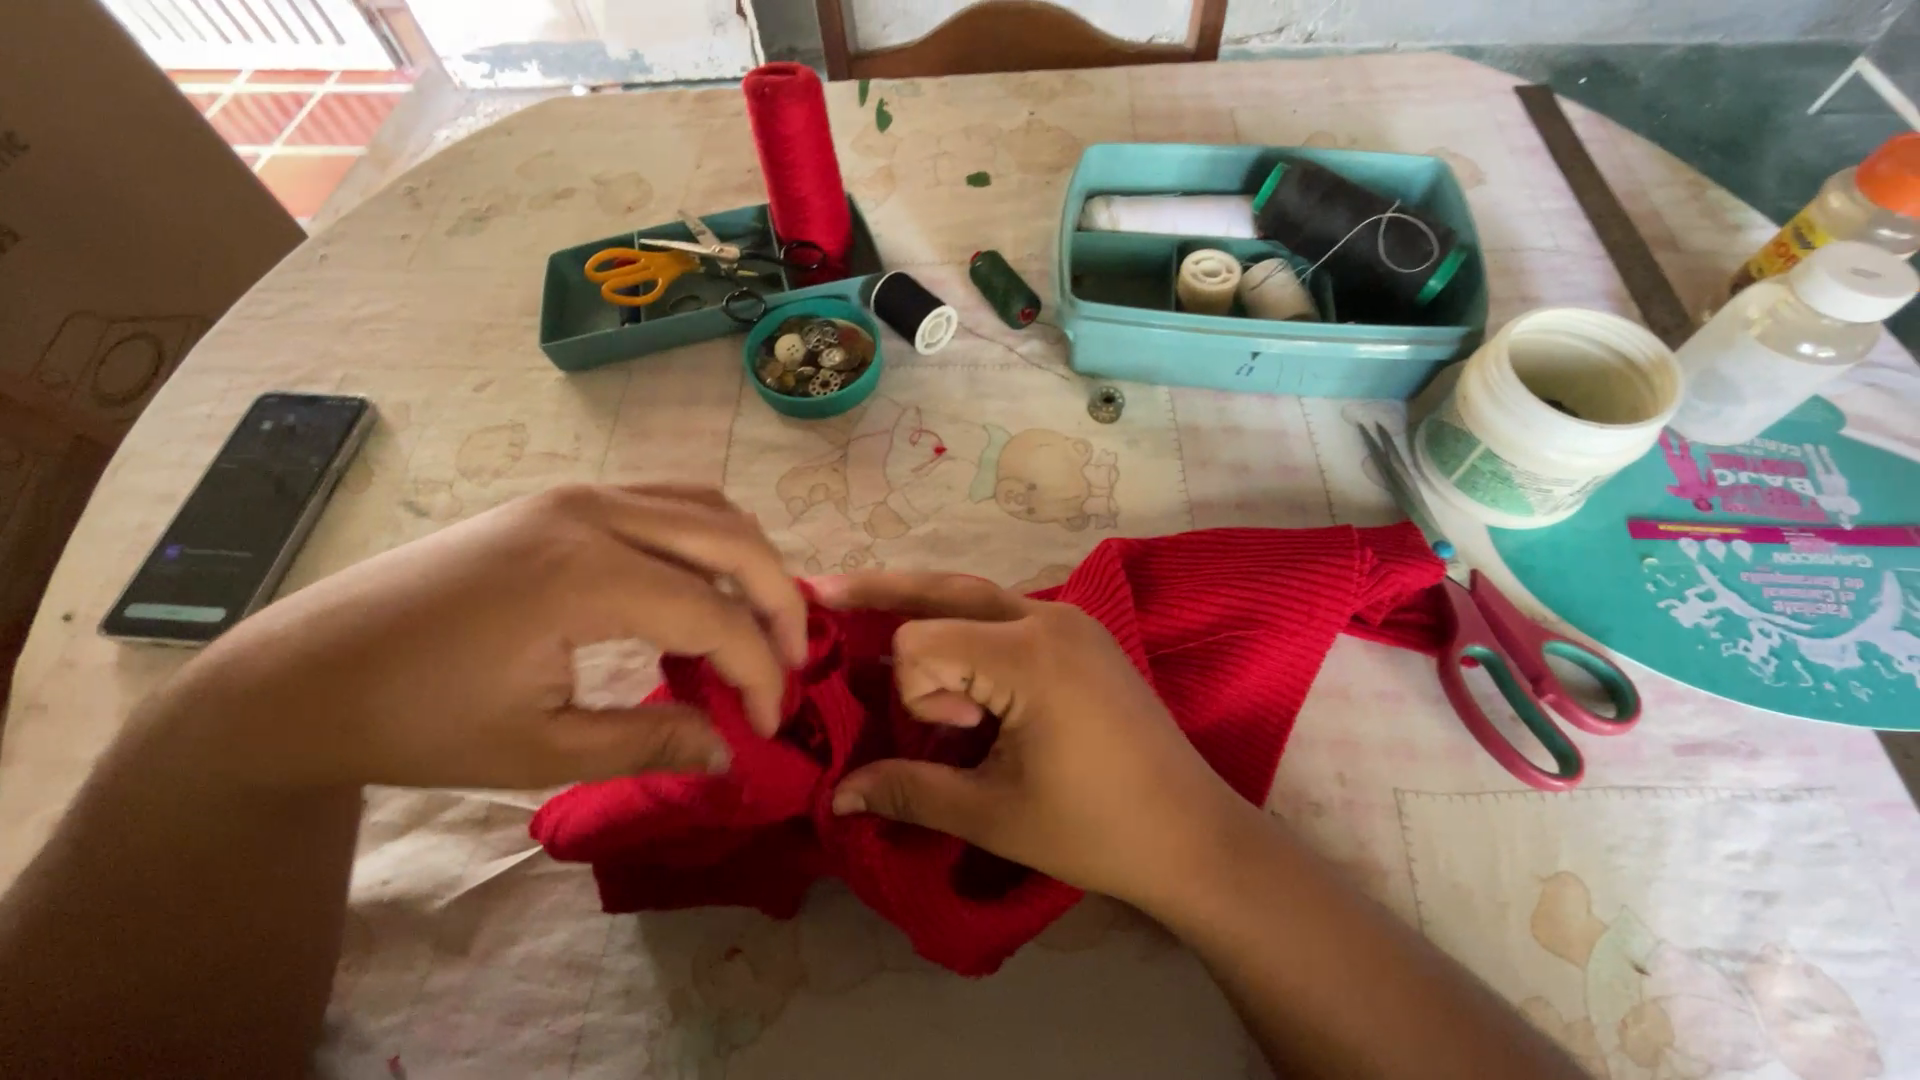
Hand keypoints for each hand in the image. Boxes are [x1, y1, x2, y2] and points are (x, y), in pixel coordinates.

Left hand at [143, 484, 807, 790]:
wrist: (307, 673)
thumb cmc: (417, 722)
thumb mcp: (540, 751)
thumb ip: (650, 742)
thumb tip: (730, 748)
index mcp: (583, 576)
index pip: (714, 616)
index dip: (757, 672)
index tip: (767, 724)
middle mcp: (591, 513)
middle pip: (733, 540)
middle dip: (780, 603)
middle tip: (791, 663)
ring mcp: (575, 495)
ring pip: (707, 506)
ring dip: (750, 562)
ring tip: (758, 622)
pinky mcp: (560, 499)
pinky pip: (667, 500)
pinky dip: (709, 538)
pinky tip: (705, 585)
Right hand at [815, 573, 1257, 909]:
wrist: (1193, 834)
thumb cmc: (1094, 828)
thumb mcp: (992, 814)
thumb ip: (909, 791)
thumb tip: (835, 797)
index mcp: (1028, 656)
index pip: (921, 641)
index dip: (914, 693)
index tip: (959, 735)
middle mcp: (1048, 617)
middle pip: (944, 587)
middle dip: (885, 593)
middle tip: (828, 589)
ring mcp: (1071, 620)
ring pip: (977, 596)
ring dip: (933, 618)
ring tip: (882, 623)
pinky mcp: (1083, 635)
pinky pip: (1008, 615)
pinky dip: (970, 630)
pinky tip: (956, 658)